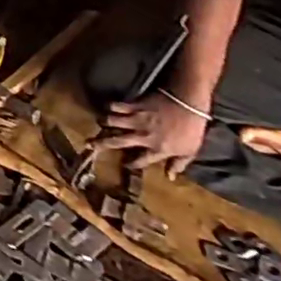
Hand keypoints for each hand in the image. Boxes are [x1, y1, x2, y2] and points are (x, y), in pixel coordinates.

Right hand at [94, 92, 209, 175]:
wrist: (188, 103)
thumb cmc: (192, 129)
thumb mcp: (190, 151)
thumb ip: (178, 164)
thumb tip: (170, 177)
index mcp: (157, 149)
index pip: (139, 161)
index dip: (131, 163)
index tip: (124, 163)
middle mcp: (142, 136)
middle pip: (117, 142)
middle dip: (101, 143)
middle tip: (89, 143)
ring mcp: (137, 120)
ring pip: (112, 121)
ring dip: (104, 122)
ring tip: (98, 122)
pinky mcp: (135, 105)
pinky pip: (117, 106)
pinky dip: (111, 106)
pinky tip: (108, 107)